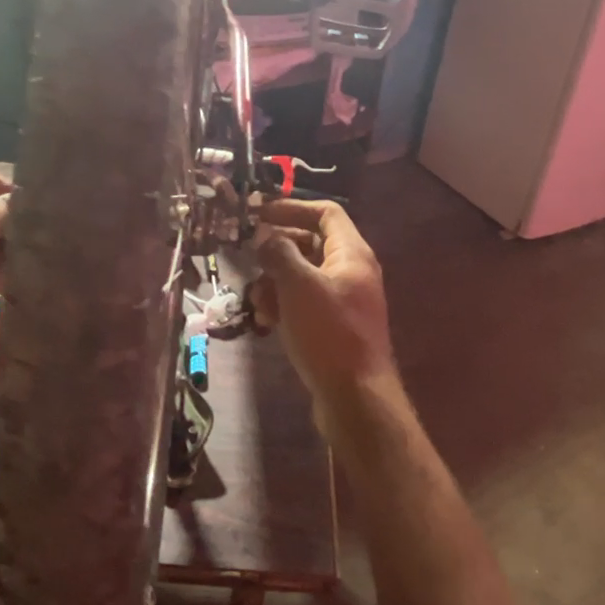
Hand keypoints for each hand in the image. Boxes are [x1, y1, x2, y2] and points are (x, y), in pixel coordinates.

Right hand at [251, 199, 394, 404]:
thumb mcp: (298, 285)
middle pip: (312, 244)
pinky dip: (285, 305)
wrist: (356, 397)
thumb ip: (279, 253)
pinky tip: (266, 321)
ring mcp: (345, 301)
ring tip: (256, 298)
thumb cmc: (328, 332)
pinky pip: (306, 303)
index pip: (326, 213)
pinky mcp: (335, 327)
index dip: (292, 208)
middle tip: (249, 256)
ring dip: (276, 281)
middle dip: (278, 250)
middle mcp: (352, 271)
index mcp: (352, 253)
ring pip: (304, 276)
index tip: (259, 213)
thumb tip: (267, 237)